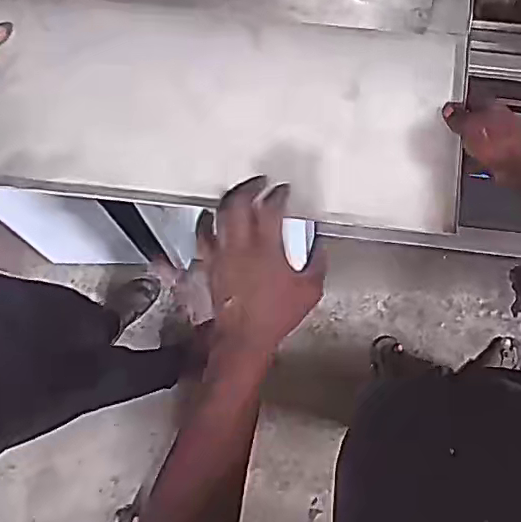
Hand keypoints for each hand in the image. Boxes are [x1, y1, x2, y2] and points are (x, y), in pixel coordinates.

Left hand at [195, 177, 325, 361]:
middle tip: (260, 183)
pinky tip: (211, 218)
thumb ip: (317, 262)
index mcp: (267, 249)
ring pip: (218, 215)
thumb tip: (318, 246)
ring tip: (239, 194)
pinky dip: (206, 222)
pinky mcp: (209, 265)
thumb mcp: (310, 289)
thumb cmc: (277, 315)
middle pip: (238, 203)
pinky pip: (202, 236)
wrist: (244, 339)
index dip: (278, 194)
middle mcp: (240, 246)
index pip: (271, 208)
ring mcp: (221, 254)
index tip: (284, 191)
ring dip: (229, 199)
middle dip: (249, 187)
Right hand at [442, 98, 520, 185]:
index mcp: (493, 107)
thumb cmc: (503, 143)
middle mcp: (504, 121)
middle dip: (470, 126)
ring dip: (478, 144)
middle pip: (482, 120)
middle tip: (456, 131)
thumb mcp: (468, 127)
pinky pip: (493, 157)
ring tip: (465, 150)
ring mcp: (509, 139)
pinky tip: (477, 165)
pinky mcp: (511, 158)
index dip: (460, 107)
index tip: (449, 112)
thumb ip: (458, 118)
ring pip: (488, 139)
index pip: (474, 100)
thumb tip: (450, 111)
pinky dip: (484, 160)